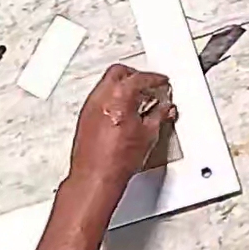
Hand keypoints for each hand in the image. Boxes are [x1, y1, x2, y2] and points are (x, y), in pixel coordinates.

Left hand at [67, 64, 174, 189]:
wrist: (96, 177)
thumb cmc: (117, 160)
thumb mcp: (148, 135)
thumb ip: (159, 116)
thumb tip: (164, 109)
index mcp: (119, 97)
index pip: (139, 78)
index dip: (154, 78)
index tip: (161, 82)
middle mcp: (101, 97)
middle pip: (119, 72)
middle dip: (135, 76)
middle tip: (148, 85)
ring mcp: (90, 106)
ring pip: (107, 83)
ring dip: (122, 86)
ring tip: (137, 100)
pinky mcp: (85, 116)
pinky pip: (99, 97)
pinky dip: (112, 98)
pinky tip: (123, 111)